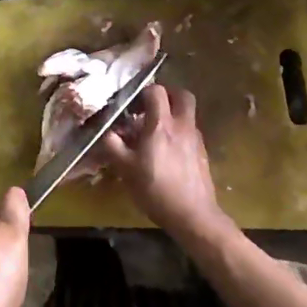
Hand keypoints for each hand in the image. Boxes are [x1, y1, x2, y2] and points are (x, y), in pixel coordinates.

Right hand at [96, 85, 232, 243]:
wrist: (192, 215)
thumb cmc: (155, 189)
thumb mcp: (126, 169)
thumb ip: (113, 146)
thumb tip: (104, 131)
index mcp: (161, 124)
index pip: (156, 91)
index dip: (143, 92)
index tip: (132, 104)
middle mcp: (182, 125)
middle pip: (182, 94)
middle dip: (167, 94)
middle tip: (151, 106)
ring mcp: (196, 138)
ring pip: (188, 113)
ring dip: (174, 113)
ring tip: (157, 131)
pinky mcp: (203, 152)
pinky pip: (191, 131)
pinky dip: (180, 132)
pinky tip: (168, 152)